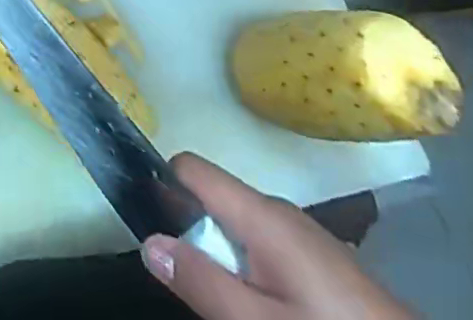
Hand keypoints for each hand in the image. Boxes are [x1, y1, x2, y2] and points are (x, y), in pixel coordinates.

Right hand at [140, 154, 413, 319]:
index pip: (190, 167)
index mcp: (261, 215)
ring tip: (238, 309)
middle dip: (196, 238)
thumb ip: (200, 281)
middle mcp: (281, 212)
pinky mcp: (323, 261)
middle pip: (213, 202)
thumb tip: (148, 242)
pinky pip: (267, 249)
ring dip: (225, 261)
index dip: (164, 189)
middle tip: (201, 292)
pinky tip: (270, 312)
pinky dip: (254, 272)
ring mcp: (306, 236)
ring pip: (239, 230)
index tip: (157, 229)